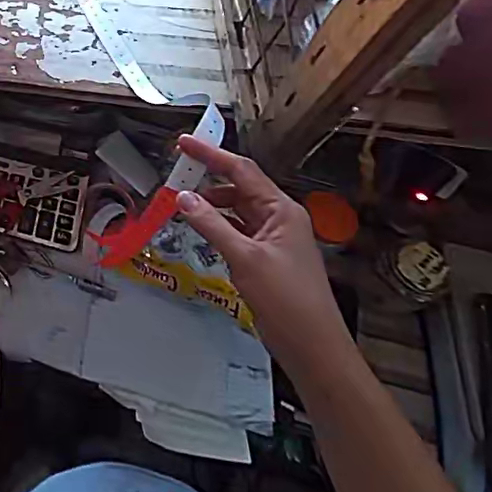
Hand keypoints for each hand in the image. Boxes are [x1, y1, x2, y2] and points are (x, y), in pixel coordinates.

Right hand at [173, 135, 351, 376]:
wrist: (314, 348)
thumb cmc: (287, 301)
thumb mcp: (245, 259)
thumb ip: (212, 225)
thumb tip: (183, 197)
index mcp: (281, 209)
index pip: (242, 170)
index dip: (211, 154)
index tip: (184, 143)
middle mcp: (279, 217)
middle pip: (239, 186)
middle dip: (208, 178)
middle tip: (178, 172)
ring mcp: (273, 238)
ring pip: (237, 208)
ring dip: (211, 203)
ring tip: (182, 203)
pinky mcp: (266, 257)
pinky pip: (238, 229)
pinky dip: (218, 225)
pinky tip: (200, 227)